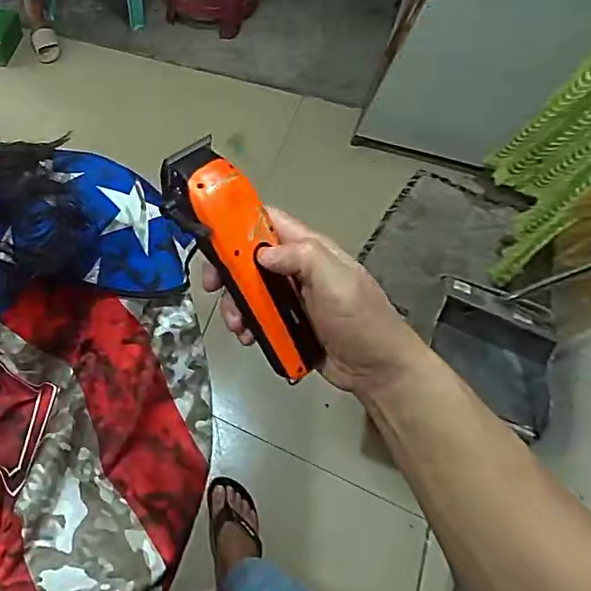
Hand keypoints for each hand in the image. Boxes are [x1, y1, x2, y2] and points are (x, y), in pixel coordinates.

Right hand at [203, 207, 433, 398]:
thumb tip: (262, 253)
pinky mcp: (286, 322)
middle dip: (227, 270)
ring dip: (236, 304)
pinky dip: (247, 324)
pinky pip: (257, 316)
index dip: (237, 220)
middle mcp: (295, 268)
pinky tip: (249, 337)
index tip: (212, 235)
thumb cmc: (363, 321)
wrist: (378, 370)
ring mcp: (290, 296)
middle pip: (248, 256)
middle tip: (212, 286)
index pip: (268, 220)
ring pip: (248, 289)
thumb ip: (303, 258)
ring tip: (238, 325)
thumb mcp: (337, 282)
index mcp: (308, 249)